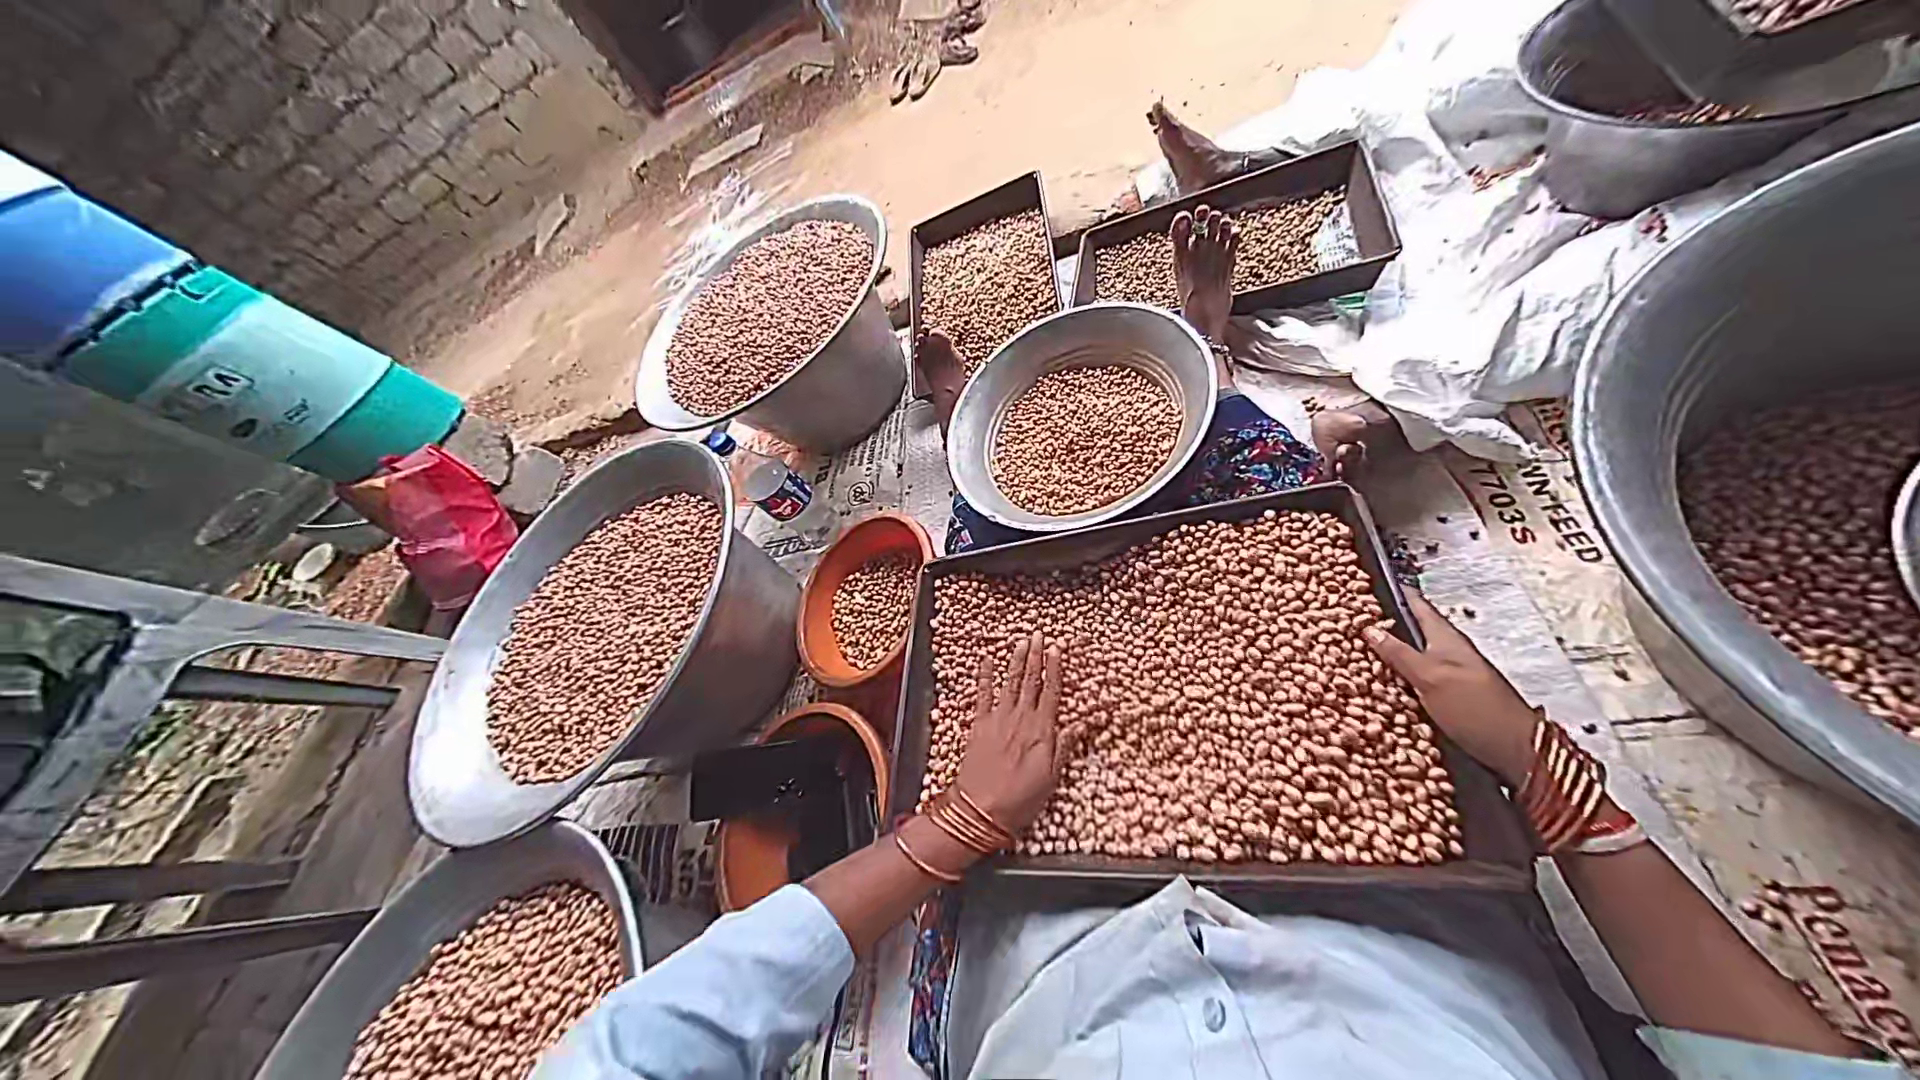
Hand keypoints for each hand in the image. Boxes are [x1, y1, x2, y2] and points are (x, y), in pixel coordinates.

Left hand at [954, 630, 1063, 832]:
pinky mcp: (979, 724)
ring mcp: (998, 719)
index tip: (1057, 648)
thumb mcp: (1052, 777)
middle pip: (1031, 681)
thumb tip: (1082, 723)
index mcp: (1042, 731)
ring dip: (1016, 660)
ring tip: (1021, 641)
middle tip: (1039, 634)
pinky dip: (985, 675)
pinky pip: (982, 694)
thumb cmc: (1020, 799)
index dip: (1055, 668)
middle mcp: (1021, 719)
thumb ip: (1064, 746)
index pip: (1052, 692)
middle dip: (1036, 656)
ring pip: (1010, 682)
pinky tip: (987, 659)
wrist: (981, 810)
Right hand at [1363, 590, 1537, 786]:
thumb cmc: (1476, 709)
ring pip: (1409, 656)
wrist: (1516, 752)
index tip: (1367, 583)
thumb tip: (1369, 628)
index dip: (1394, 593)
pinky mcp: (1444, 698)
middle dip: (1382, 625)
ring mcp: (1446, 677)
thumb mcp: (1431, 677)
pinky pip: (1411, 679)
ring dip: (1385, 653)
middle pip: (1409, 631)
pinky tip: (1375, 684)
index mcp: (1446, 639)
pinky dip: (1393, 677)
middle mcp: (1447, 653)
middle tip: (1348, 620)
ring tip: (1353, 650)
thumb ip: (1399, 653)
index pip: (1417, 606)